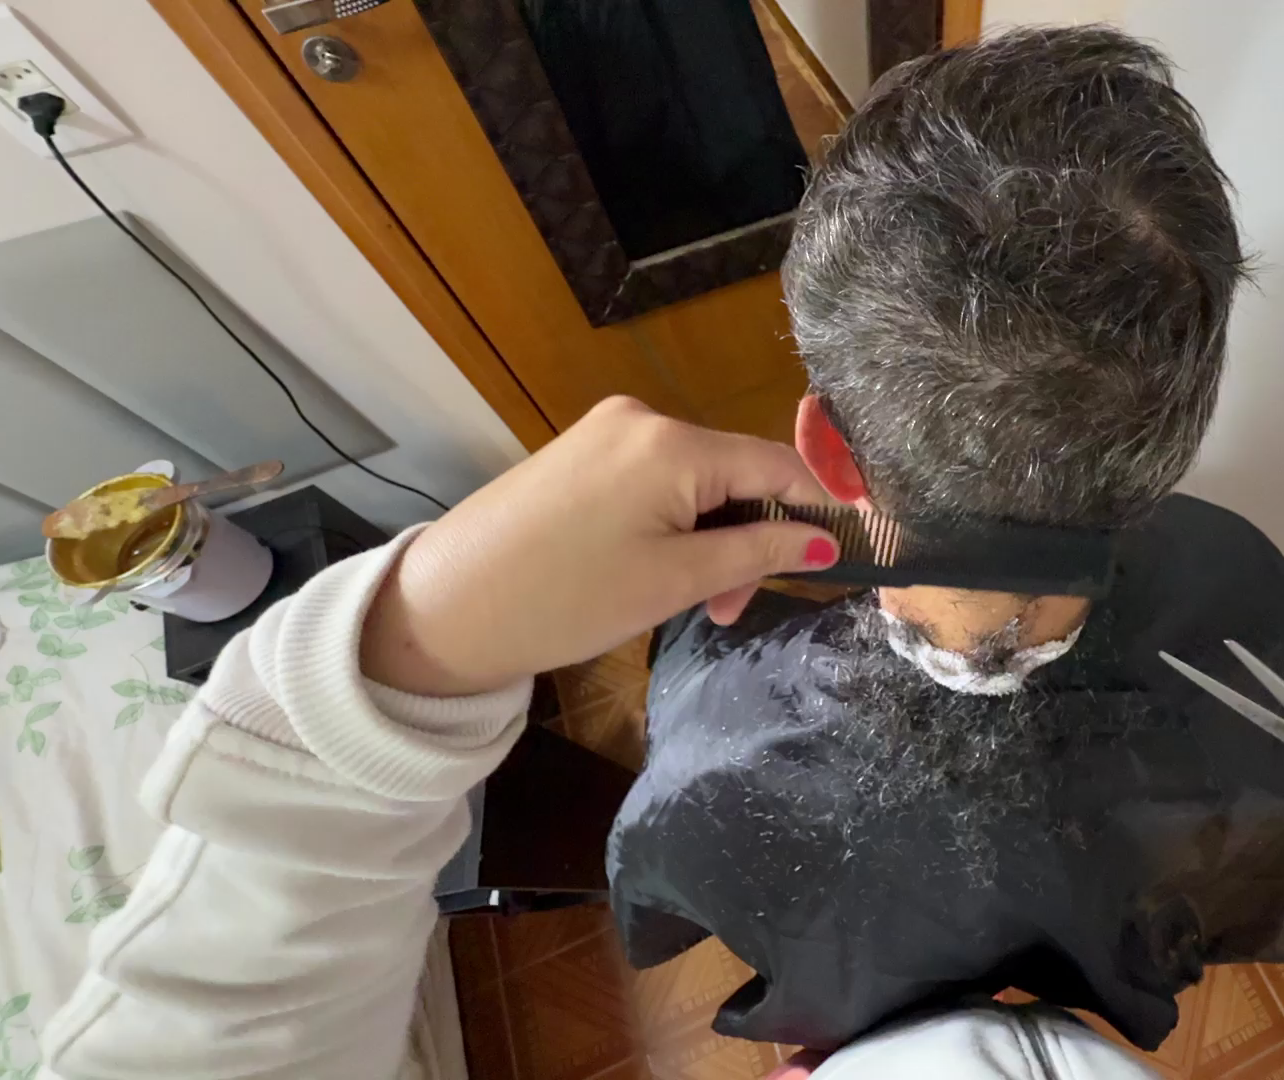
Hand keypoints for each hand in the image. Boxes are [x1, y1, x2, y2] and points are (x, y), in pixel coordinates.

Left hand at [360, 397, 838, 695]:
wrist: (440, 610)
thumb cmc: (569, 600)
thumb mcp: (677, 579)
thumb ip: (760, 550)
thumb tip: (826, 543)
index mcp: (672, 443)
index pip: (775, 464)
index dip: (818, 504)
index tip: (842, 548)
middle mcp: (643, 418)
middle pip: (734, 473)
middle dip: (750, 537)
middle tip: (733, 606)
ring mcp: (608, 431)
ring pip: (696, 482)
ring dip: (712, 538)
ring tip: (696, 601)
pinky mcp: (583, 453)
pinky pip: (657, 482)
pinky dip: (675, 525)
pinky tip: (659, 567)